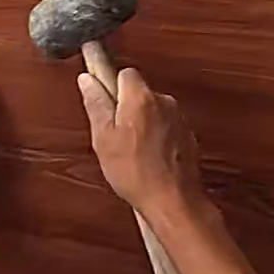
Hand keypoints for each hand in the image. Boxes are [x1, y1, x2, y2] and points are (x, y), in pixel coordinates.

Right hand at [76, 67, 205, 217]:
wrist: (173, 201)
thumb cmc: (137, 173)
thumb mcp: (103, 137)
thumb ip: (96, 103)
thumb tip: (87, 80)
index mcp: (140, 97)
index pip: (123, 72)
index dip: (110, 83)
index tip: (100, 92)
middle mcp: (163, 102)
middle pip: (138, 92)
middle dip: (124, 107)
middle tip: (111, 131)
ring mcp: (178, 118)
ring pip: (151, 110)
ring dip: (139, 123)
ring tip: (129, 150)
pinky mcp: (186, 135)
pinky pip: (163, 126)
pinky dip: (154, 137)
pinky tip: (145, 158)